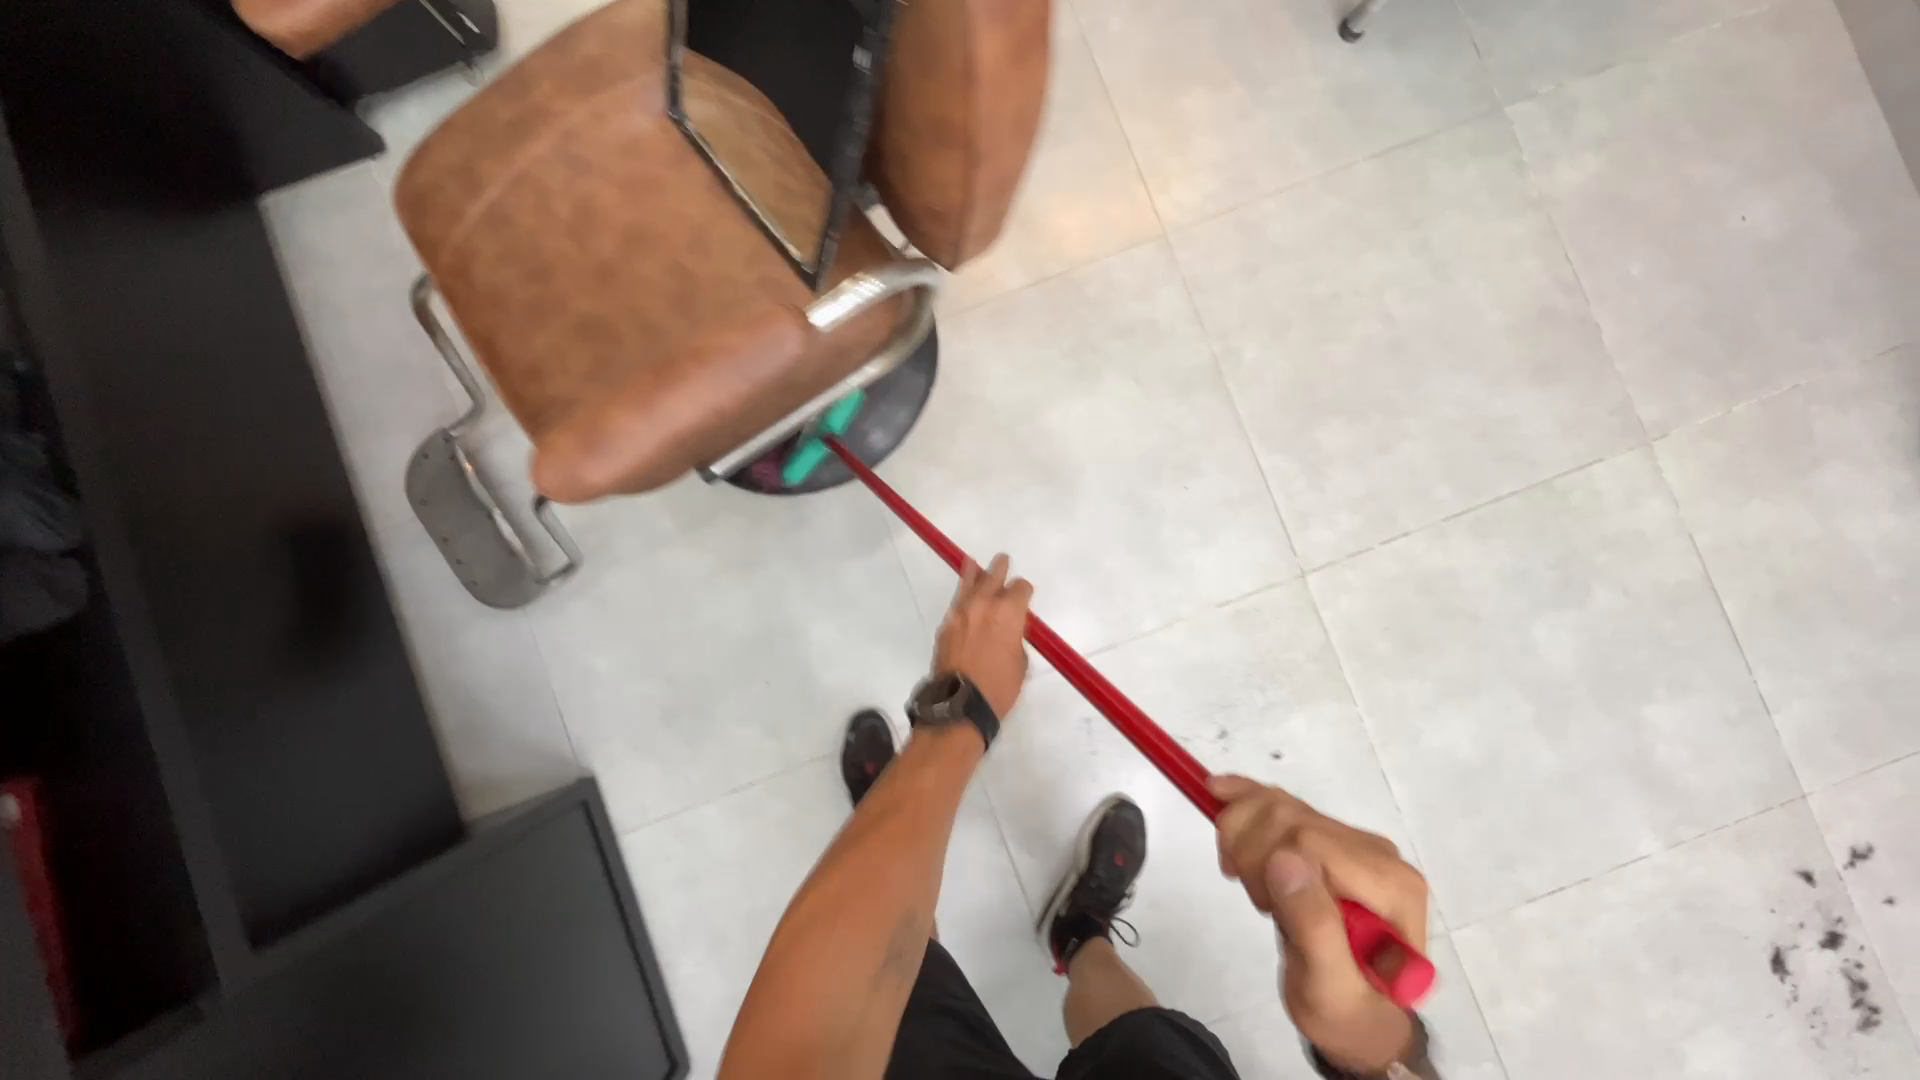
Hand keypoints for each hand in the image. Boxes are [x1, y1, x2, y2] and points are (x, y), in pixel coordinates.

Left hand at [932, 554, 1032, 720]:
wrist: (960, 703)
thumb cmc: (999, 686)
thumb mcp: (1021, 662)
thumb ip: (1016, 638)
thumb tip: (1008, 631)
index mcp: (1009, 613)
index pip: (1020, 589)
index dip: (1024, 591)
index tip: (1025, 595)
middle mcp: (984, 605)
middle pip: (993, 577)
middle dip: (1000, 569)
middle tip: (1003, 560)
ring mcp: (961, 613)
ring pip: (969, 584)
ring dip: (975, 573)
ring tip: (973, 562)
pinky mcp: (946, 625)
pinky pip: (956, 603)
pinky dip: (962, 595)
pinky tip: (962, 593)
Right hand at [1209, 775, 1427, 1073]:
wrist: (1354, 1016)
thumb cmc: (1346, 1011)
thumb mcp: (1330, 986)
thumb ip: (1315, 926)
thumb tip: (1283, 860)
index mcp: (1391, 886)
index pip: (1310, 841)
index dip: (1268, 863)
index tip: (1261, 904)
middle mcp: (1378, 853)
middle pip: (1290, 817)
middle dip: (1252, 852)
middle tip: (1258, 900)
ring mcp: (1352, 841)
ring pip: (1278, 804)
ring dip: (1242, 835)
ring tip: (1249, 880)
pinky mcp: (1327, 836)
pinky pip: (1279, 801)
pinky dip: (1243, 799)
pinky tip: (1218, 793)